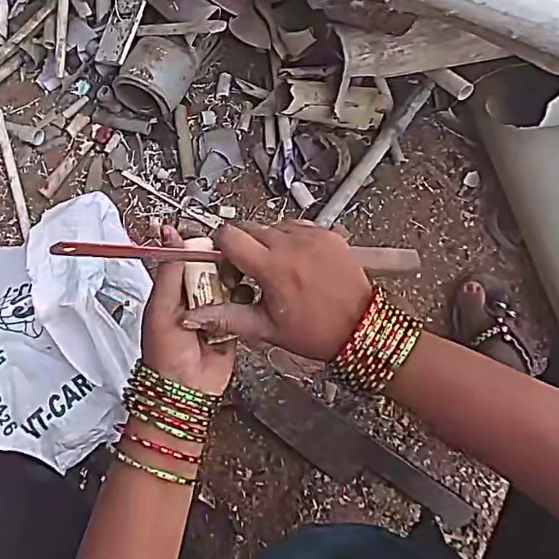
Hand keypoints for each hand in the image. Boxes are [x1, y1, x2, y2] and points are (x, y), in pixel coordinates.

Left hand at [141, 225, 234, 395]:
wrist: (185, 390)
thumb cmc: (164, 355)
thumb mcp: (162, 307)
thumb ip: (171, 272)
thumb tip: (172, 236)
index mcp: (173, 288)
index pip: (187, 256)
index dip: (200, 248)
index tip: (212, 244)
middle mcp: (194, 295)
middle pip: (214, 266)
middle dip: (221, 268)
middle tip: (221, 275)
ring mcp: (215, 308)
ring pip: (231, 282)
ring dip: (232, 287)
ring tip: (228, 295)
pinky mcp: (233, 322)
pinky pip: (243, 304)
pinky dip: (243, 304)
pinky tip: (239, 308)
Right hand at [183, 222, 372, 361]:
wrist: (362, 328)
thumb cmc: (319, 332)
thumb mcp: (266, 329)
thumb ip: (227, 317)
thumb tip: (196, 316)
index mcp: (273, 267)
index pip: (229, 235)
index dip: (221, 247)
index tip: (225, 263)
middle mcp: (292, 245)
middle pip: (249, 227)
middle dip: (242, 246)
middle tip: (248, 270)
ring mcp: (312, 237)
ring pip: (273, 225)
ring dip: (267, 242)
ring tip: (276, 269)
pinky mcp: (328, 234)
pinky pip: (298, 227)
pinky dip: (291, 240)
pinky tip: (295, 262)